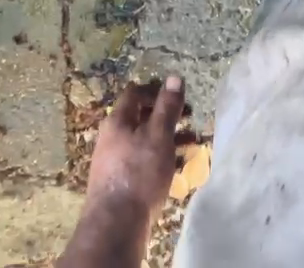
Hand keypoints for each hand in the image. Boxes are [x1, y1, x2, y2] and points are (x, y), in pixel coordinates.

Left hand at [87, 76, 184, 213]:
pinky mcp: (120, 181)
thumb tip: (174, 77)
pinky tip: (177, 164)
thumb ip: (167, 106)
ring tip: (192, 141)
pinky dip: (160, 155)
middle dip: (166, 114)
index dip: (157, 90)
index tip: (178, 96)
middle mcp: (111, 137)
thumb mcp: (159, 134)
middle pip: (140, 116)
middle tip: (188, 117)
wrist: (115, 225)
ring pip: (144, 139)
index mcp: (117, 121)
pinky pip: (142, 159)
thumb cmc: (139, 172)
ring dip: (167, 136)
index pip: (135, 93)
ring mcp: (114, 161)